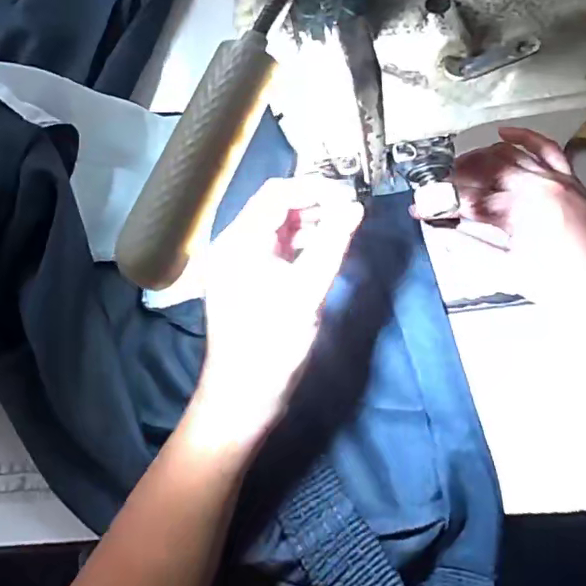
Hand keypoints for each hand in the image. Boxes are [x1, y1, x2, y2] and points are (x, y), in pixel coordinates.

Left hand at [190, 177, 362, 445]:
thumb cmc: (272, 345)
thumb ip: (332, 244)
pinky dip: (296, 244)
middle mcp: (231, 245)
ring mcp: (235, 263)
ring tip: (342, 230)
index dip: (314, 188)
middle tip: (349, 212)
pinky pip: (271, 249)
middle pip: (273, 207)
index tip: (349, 198)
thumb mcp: (308, 292)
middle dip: (311, 203)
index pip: (276, 193)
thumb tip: (354, 208)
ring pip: (273, 228)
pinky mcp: (243, 280)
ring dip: (306, 223)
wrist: (240, 397)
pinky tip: (322, 251)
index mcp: (238, 242)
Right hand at [420, 127, 585, 307]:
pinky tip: (502, 134)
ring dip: (477, 159)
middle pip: (481, 172)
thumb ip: (471, 248)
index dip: (439, 204)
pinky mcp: (569, 180)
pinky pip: (544, 149)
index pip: (465, 199)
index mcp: (518, 209)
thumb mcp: (511, 272)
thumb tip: (441, 233)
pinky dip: (522, 137)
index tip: (420, 211)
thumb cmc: (570, 285)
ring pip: (506, 156)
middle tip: (432, 192)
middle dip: (451, 181)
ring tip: (455, 170)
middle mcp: (536, 185)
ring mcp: (555, 179)